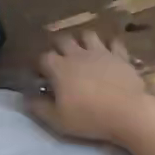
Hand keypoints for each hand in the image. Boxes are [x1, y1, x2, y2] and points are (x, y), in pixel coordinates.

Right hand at [29, 31, 153, 143]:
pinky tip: (109, 53)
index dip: (40, 65)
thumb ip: (39, 107)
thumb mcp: (58, 120)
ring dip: (82, 41)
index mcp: (60, 68)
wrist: (128, 112)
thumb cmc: (89, 118)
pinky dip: (109, 45)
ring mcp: (101, 52)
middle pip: (63, 39)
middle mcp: (78, 54)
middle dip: (58, 47)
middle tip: (60, 60)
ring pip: (87, 35)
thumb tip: (26, 97)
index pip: (43, 57)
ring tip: (83, 52)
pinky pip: (113, 42)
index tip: (42, 76)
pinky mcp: (120, 55)